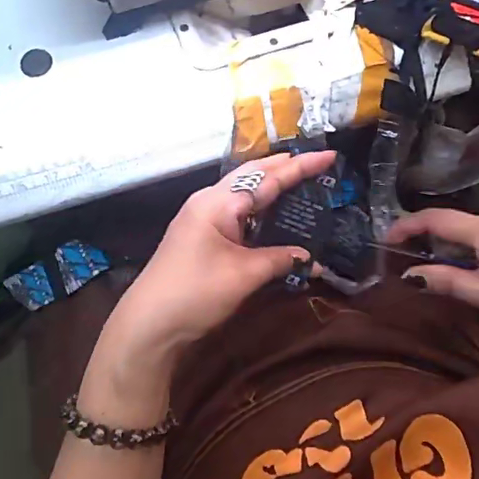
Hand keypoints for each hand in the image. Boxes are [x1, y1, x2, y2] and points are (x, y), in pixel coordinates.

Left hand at [80, 151, 335, 422]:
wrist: (150, 323)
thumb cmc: (196, 292)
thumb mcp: (244, 275)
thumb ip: (279, 259)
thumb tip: (308, 257)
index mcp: (218, 202)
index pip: (266, 178)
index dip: (299, 167)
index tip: (329, 156)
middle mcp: (208, 201)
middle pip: (251, 176)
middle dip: (283, 167)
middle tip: (316, 164)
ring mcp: (201, 218)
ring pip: (242, 192)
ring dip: (270, 186)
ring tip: (300, 182)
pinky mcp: (199, 235)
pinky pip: (234, 211)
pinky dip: (258, 208)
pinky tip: (273, 216)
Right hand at [385, 208, 478, 346]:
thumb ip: (444, 280)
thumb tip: (410, 276)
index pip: (436, 218)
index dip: (406, 226)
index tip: (384, 241)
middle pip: (451, 221)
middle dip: (421, 234)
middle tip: (399, 254)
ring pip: (467, 232)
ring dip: (442, 244)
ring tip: (423, 264)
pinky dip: (462, 250)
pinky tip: (460, 269)